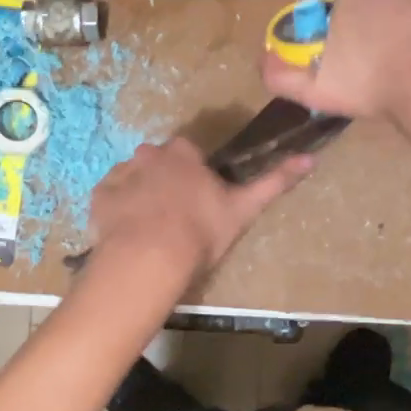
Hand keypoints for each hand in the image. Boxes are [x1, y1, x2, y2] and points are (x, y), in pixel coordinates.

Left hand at [88, 138, 310, 279]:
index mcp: (184, 153)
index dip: (195, 178)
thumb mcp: (243, 208)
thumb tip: (311, 157)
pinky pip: (110, 199)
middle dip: (166, 184)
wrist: (148, 257)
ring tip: (150, 231)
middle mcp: (149, 154)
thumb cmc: (199, 232)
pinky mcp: (99, 197)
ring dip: (141, 197)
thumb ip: (274, 182)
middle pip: (159, 164)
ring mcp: (120, 174)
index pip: (191, 155)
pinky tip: (129, 234)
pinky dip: (118, 211)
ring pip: (133, 179)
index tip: (199, 202)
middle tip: (175, 220)